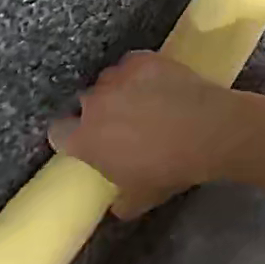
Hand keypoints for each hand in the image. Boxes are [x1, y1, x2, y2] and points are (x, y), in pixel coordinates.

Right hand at [48, 52, 252, 218]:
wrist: (206, 130)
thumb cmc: (169, 168)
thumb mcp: (141, 198)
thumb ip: (120, 201)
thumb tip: (117, 205)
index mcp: (85, 138)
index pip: (58, 132)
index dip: (70, 135)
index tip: (85, 139)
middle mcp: (94, 102)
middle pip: (85, 101)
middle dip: (97, 110)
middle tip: (119, 120)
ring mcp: (118, 76)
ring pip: (108, 79)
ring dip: (118, 88)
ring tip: (142, 98)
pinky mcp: (141, 58)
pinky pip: (131, 63)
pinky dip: (139, 71)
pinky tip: (157, 81)